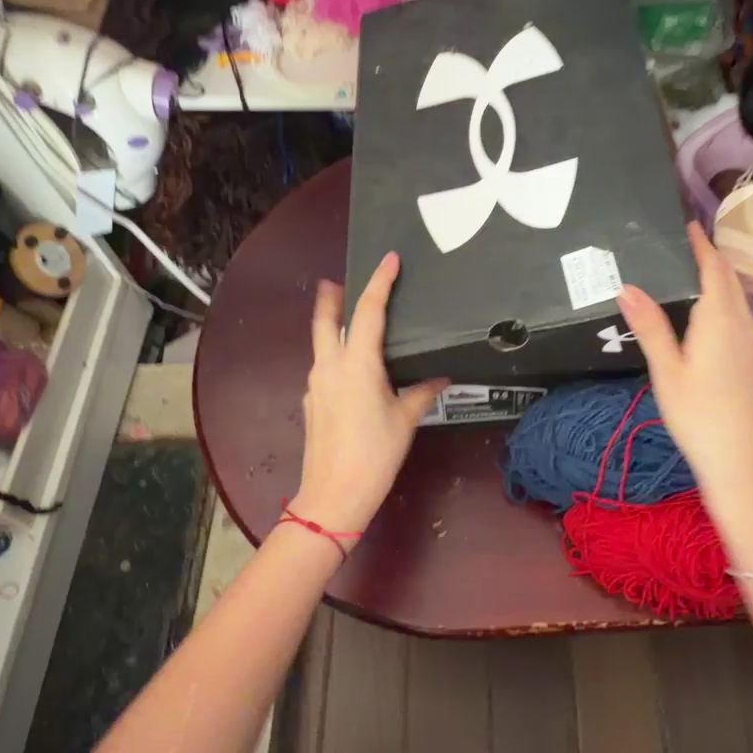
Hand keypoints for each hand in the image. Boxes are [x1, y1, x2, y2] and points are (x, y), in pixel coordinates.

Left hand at [291, 252, 447, 537]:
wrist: (333, 494)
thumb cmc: (375, 453)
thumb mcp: (406, 420)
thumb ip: (422, 392)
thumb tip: (442, 377)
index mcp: (357, 363)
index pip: (369, 311)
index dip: (380, 281)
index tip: (389, 259)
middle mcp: (330, 366)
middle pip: (325, 320)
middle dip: (330, 297)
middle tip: (336, 281)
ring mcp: (315, 384)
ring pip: (322, 344)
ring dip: (332, 328)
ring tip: (351, 323)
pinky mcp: (311, 402)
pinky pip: (324, 368)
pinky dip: (335, 357)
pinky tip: (352, 372)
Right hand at [616, 222, 752, 498]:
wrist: (743, 464)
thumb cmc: (698, 416)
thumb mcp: (666, 371)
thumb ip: (649, 326)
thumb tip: (627, 286)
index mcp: (720, 320)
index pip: (714, 269)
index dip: (701, 245)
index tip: (687, 225)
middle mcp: (744, 324)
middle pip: (730, 281)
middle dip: (712, 258)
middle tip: (686, 243)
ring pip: (738, 300)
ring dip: (720, 281)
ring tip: (692, 273)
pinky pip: (741, 318)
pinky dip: (725, 303)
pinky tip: (708, 316)